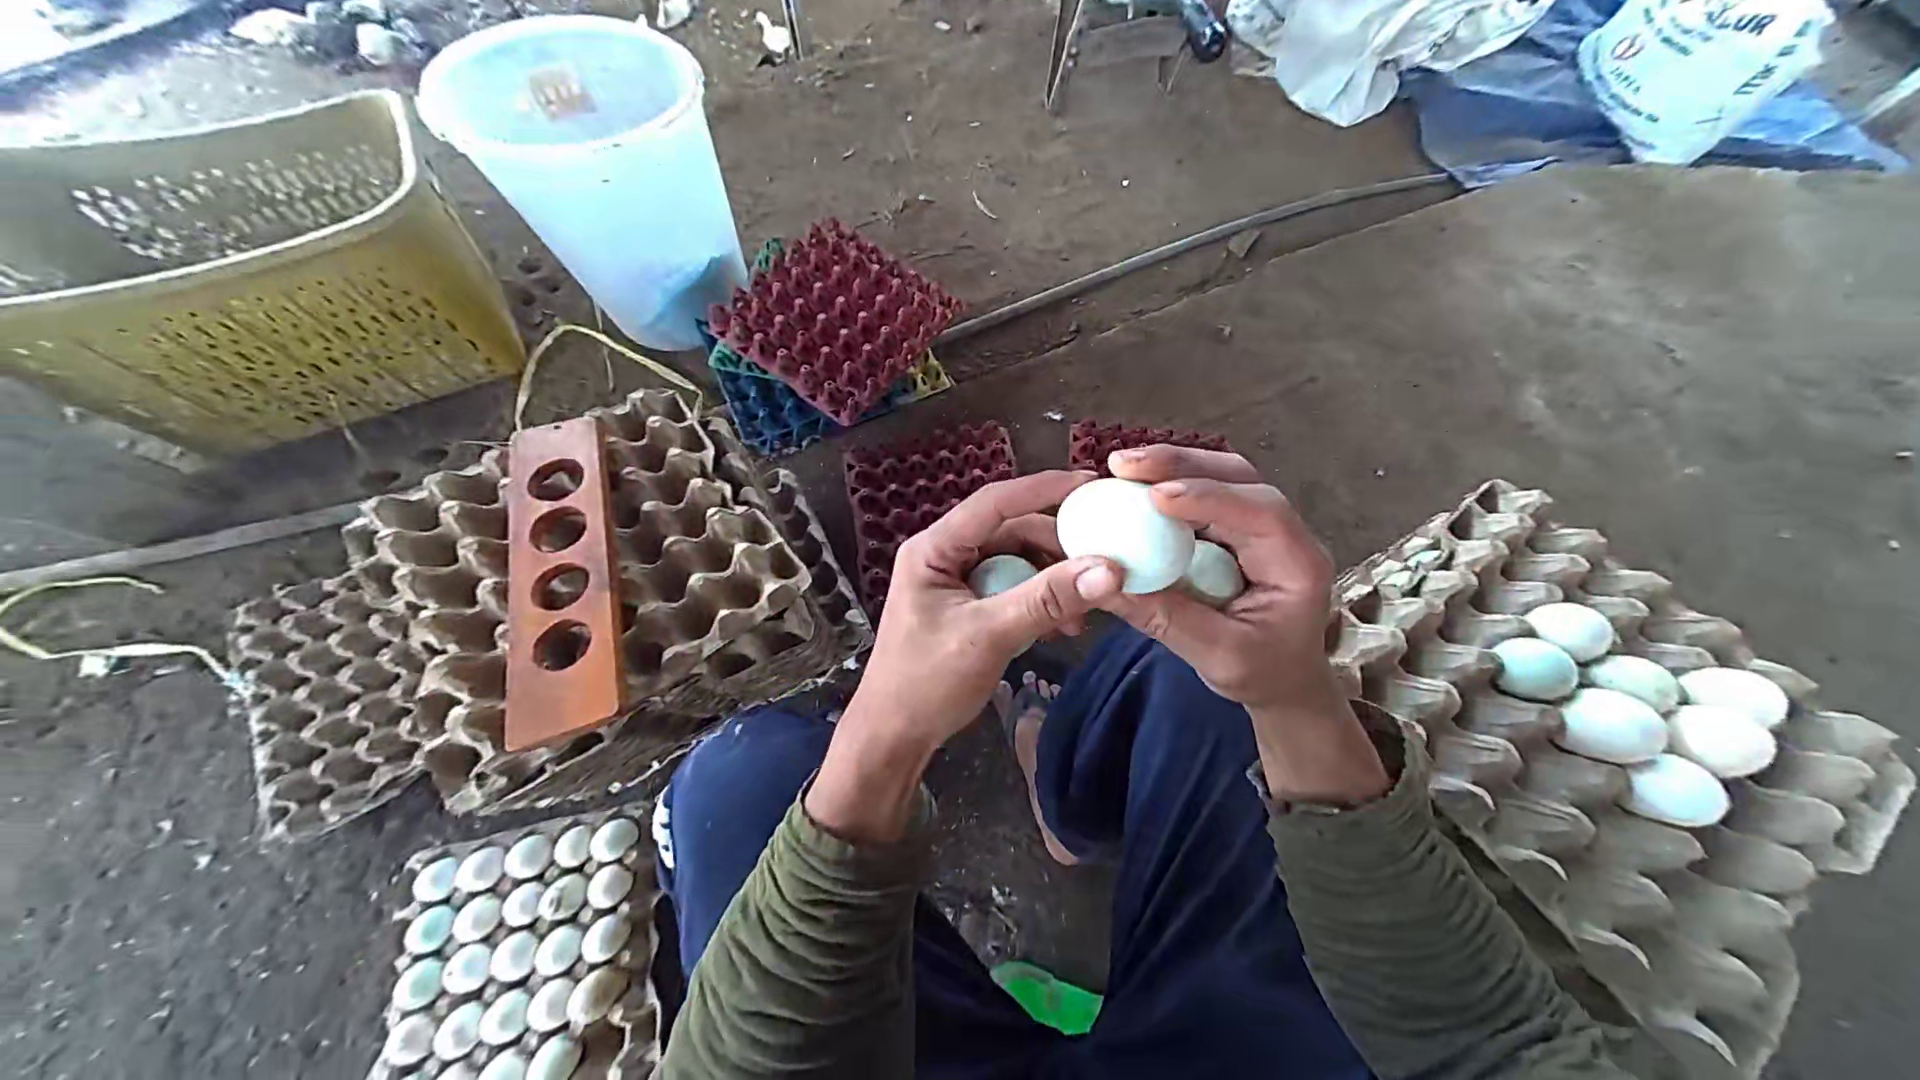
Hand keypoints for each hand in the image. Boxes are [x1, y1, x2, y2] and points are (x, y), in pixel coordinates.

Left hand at [807, 471, 1124, 841]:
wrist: (894, 735)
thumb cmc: (926, 683)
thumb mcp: (988, 636)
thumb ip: (1046, 601)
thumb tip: (1109, 570)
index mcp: (933, 549)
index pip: (994, 502)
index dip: (1043, 489)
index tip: (1089, 484)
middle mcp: (944, 556)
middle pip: (1011, 532)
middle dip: (1055, 549)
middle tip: (1099, 566)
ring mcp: (956, 582)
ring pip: (1016, 563)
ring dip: (1051, 583)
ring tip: (1080, 613)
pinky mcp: (968, 606)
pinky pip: (1012, 589)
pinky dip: (1038, 603)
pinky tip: (1060, 627)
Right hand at [1097, 446, 1387, 802]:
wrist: (1286, 683)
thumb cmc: (1263, 674)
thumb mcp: (1216, 657)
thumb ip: (1165, 618)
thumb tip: (1104, 584)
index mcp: (1298, 565)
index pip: (1260, 512)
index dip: (1208, 497)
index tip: (1154, 495)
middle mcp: (1285, 534)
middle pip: (1239, 477)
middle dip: (1181, 464)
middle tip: (1123, 463)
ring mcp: (1260, 527)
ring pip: (1221, 476)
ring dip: (1172, 466)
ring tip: (1122, 466)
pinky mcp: (1235, 530)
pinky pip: (1204, 495)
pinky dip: (1169, 484)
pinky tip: (1136, 485)